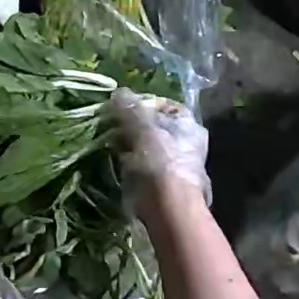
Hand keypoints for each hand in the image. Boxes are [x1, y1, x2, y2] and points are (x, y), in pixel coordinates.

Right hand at [109, 89, 209, 205]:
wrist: (166, 204)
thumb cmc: (160, 160)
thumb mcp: (143, 126)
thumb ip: (130, 108)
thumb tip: (118, 93)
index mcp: (189, 125)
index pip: (166, 105)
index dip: (144, 102)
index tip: (122, 106)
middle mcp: (186, 144)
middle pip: (154, 126)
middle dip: (132, 124)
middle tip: (111, 124)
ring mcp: (174, 164)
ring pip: (146, 146)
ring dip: (129, 143)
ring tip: (109, 141)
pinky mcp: (161, 183)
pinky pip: (141, 165)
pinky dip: (128, 162)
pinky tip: (115, 161)